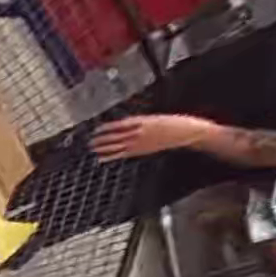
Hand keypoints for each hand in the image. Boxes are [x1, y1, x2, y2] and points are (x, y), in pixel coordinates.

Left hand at [91, 114, 218, 160]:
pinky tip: (100, 158)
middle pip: (115, 136)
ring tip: (92, 148)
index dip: (107, 127)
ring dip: (102, 147)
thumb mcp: (155, 118)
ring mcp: (139, 142)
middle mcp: (139, 132)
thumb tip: (127, 125)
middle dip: (101, 139)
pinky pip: (121, 154)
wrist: (185, 132)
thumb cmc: (172, 123)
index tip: (96, 129)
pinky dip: (110, 156)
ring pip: (116, 145)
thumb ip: (140, 122)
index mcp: (143, 121)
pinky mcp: (140, 151)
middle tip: (89, 141)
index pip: (120, 124)